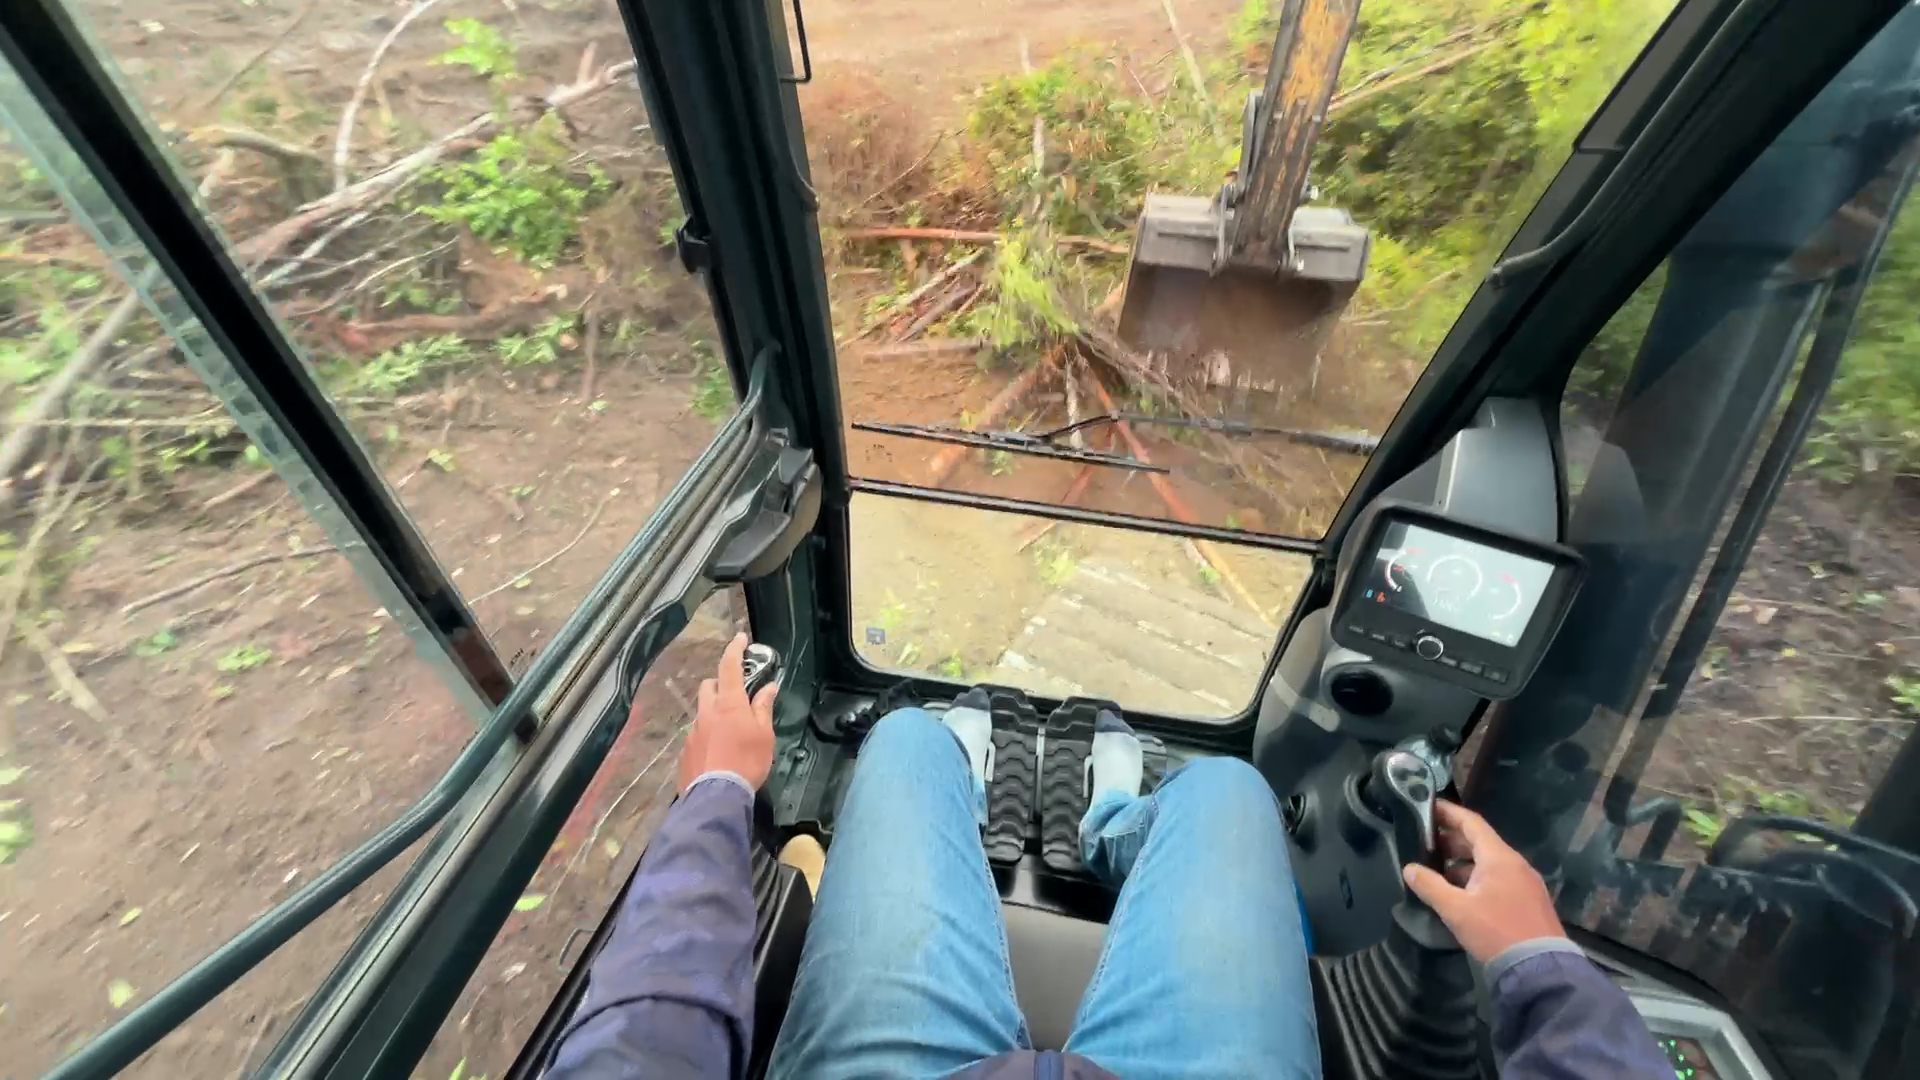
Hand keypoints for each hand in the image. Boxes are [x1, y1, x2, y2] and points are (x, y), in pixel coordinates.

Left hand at [676, 633, 777, 792]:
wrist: (716, 797)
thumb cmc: (747, 762)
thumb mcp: (765, 735)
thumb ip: (763, 708)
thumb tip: (768, 687)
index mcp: (729, 704)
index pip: (729, 667)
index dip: (734, 649)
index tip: (740, 637)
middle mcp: (707, 712)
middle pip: (709, 686)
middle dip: (720, 683)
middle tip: (735, 694)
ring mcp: (693, 731)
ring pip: (702, 711)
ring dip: (714, 712)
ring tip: (729, 730)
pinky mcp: (685, 751)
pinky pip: (697, 734)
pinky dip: (708, 734)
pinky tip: (718, 751)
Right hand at [1402, 800, 1565, 962]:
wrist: (1542, 973)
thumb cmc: (1496, 931)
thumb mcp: (1455, 909)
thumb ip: (1429, 884)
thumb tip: (1409, 868)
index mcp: (1499, 858)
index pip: (1471, 823)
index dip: (1448, 812)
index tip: (1425, 806)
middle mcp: (1516, 865)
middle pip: (1479, 841)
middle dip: (1450, 840)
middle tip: (1424, 844)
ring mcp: (1526, 884)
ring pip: (1488, 861)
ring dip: (1462, 862)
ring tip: (1437, 871)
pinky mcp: (1529, 902)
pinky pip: (1498, 878)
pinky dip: (1476, 877)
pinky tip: (1460, 892)